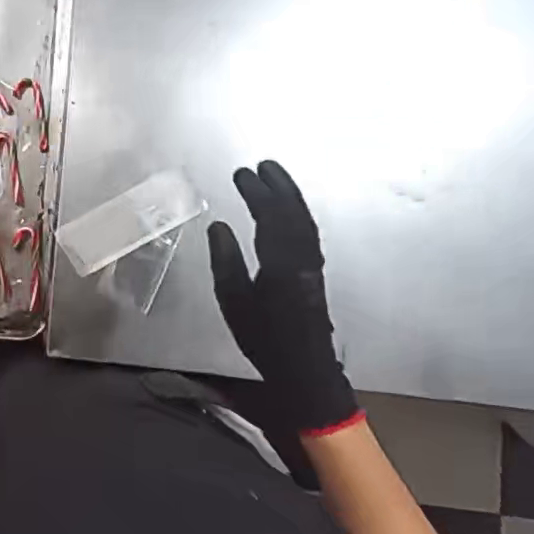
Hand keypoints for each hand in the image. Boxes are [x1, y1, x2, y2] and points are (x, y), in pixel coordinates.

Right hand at [206, 161, 359, 434]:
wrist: (304, 368)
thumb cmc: (263, 337)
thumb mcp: (234, 301)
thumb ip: (226, 261)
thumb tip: (219, 226)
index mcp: (281, 262)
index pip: (269, 216)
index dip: (256, 192)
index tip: (241, 174)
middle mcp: (302, 256)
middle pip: (293, 212)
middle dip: (278, 185)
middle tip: (262, 165)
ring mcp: (312, 263)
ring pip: (304, 220)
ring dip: (290, 196)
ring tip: (274, 178)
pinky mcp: (315, 271)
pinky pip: (308, 231)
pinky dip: (297, 214)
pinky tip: (286, 212)